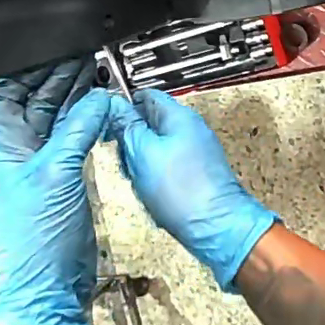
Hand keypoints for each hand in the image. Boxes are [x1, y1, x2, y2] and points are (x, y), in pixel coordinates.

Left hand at [0, 59, 111, 324]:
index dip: (30, 72)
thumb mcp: (55, 172)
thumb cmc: (36, 235)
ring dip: (76, 99)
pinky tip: (102, 110)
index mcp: (3, 145)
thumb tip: (99, 97)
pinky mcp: (64, 180)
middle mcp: (19, 151)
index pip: (9, 94)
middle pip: (37, 103)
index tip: (55, 52)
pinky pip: (74, 142)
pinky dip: (87, 124)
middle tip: (85, 59)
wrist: (49, 287)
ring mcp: (42, 166)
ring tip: (97, 74)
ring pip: (58, 121)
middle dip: (59, 79)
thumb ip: (77, 129)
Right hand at [107, 89, 275, 291]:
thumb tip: (111, 102)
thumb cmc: (179, 189)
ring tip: (138, 181)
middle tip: (124, 161)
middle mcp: (190, 128)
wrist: (216, 228)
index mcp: (178, 116)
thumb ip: (125, 124)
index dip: (122, 107)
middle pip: (149, 122)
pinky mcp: (196, 173)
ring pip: (155, 146)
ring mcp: (195, 151)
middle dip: (130, 140)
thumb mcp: (141, 151)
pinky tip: (151, 193)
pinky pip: (166, 165)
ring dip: (140, 162)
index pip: (145, 95)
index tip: (108, 125)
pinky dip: (154, 176)